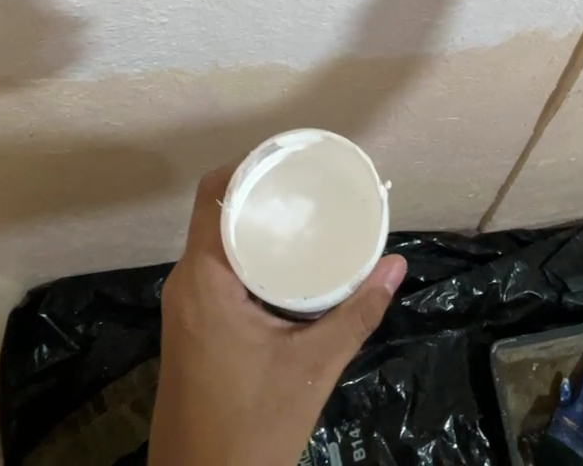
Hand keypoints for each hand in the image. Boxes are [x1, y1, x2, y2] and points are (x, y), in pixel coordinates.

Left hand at [149, 165, 407, 465]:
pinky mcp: (192, 326)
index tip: (293, 155)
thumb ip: (357, 312)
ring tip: (306, 211)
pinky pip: (218, 267)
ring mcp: (185, 307)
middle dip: (263, 190)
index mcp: (204, 281)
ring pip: (217, 240)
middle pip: (217, 211)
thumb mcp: (313, 367)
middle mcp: (186, 284)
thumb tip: (397, 264)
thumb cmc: (251, 428)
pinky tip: (287, 258)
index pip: (215, 194)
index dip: (250, 163)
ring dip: (256, 221)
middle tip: (312, 181)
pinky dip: (249, 251)